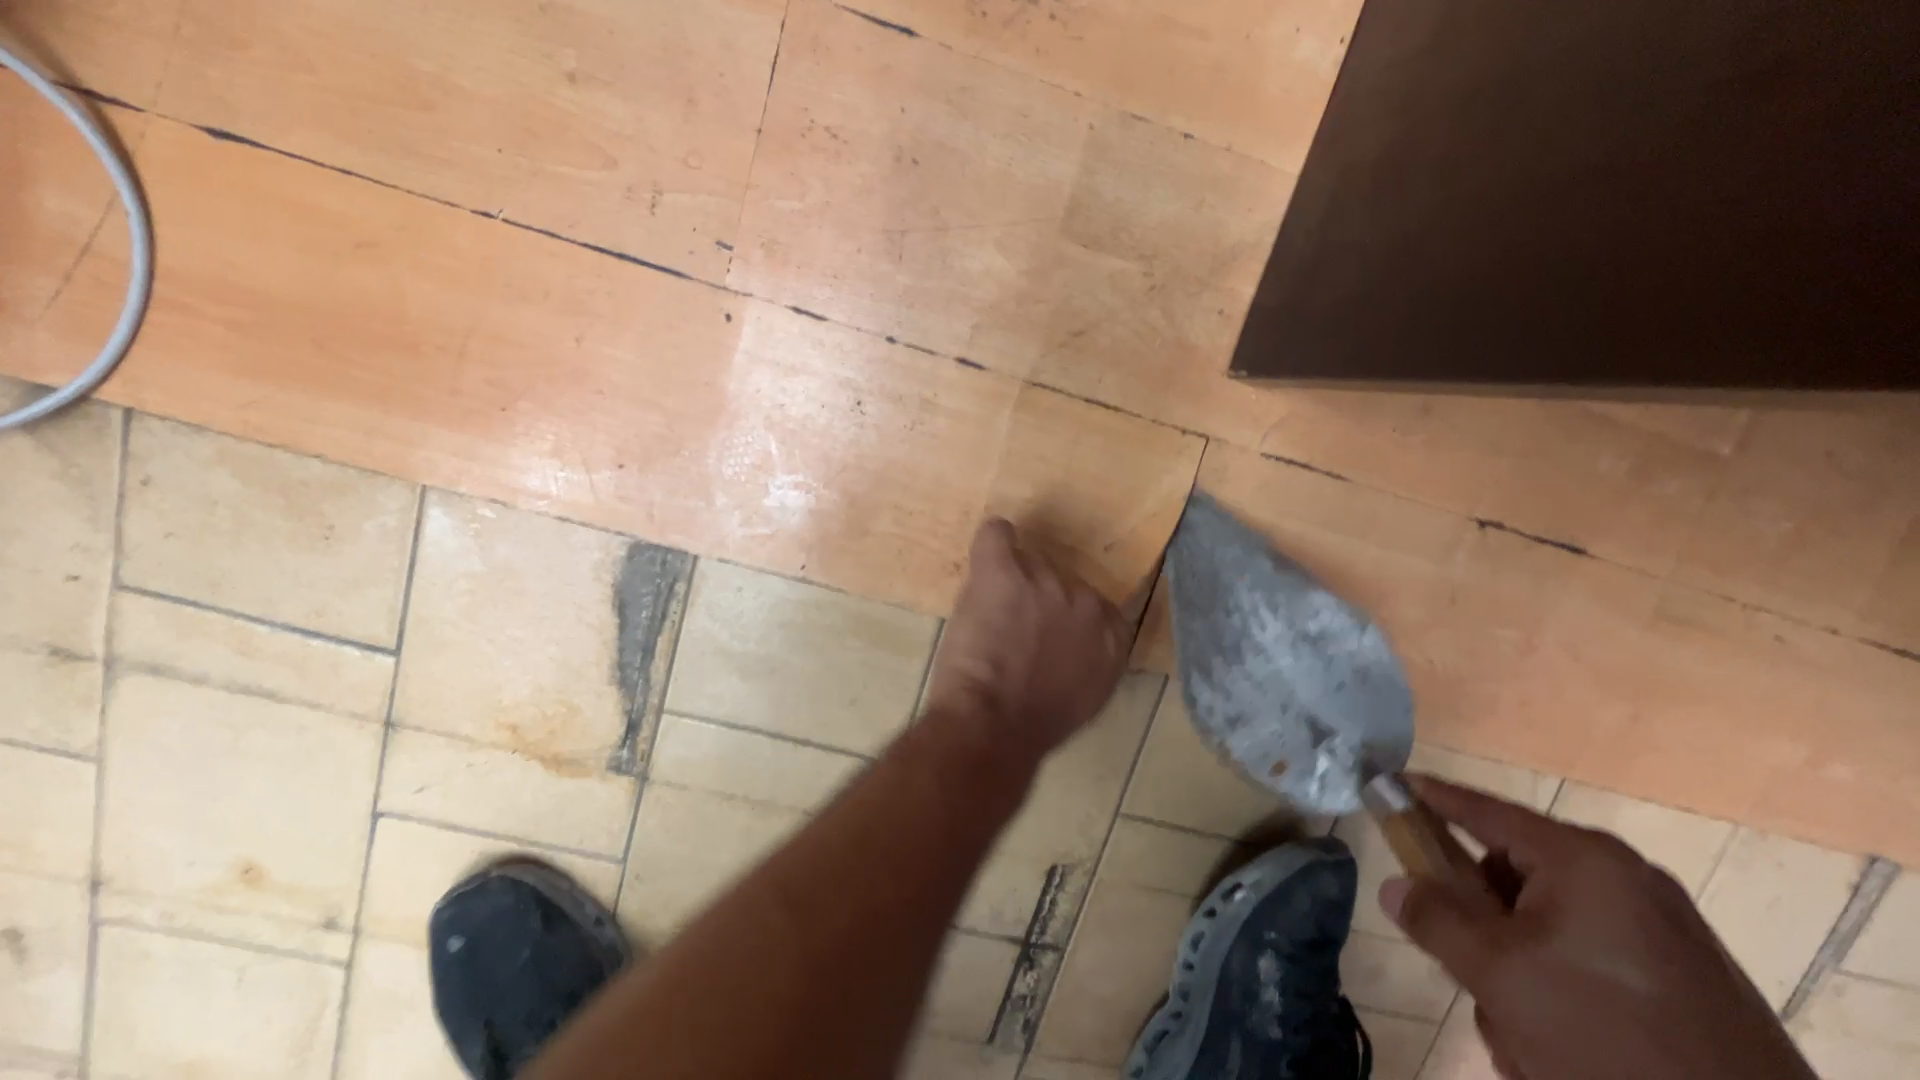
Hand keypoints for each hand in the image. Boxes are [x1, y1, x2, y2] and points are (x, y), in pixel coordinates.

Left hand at [924, 519, 1129, 757]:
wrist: (993, 725)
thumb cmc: (1034, 725)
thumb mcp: (1086, 700)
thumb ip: (1091, 664)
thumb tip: (1076, 651)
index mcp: (1112, 634)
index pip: (1096, 609)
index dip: (1066, 620)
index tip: (1046, 636)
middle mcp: (1086, 601)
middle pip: (1060, 582)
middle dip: (1036, 602)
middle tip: (1010, 631)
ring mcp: (1045, 581)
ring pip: (1026, 564)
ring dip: (1010, 584)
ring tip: (987, 614)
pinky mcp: (1003, 572)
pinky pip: (997, 536)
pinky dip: (993, 539)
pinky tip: (988, 550)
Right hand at [1379, 778, 1817, 1079]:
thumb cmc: (1605, 1034)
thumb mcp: (1499, 975)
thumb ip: (1436, 920)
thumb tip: (1396, 884)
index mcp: (1584, 861)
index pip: (1486, 811)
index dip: (1433, 798)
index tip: (1391, 784)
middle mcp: (1625, 880)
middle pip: (1513, 879)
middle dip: (1481, 930)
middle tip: (1469, 974)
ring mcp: (1660, 930)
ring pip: (1545, 932)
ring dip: (1517, 978)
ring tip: (1526, 1039)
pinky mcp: (1680, 978)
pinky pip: (1588, 964)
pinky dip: (1560, 996)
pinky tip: (1560, 1052)